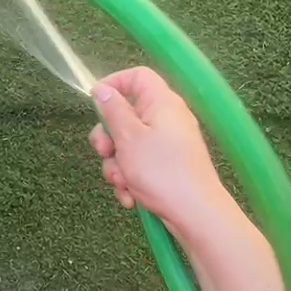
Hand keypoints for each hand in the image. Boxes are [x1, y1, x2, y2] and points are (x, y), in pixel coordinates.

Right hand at [89, 67, 241, 235]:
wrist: (195, 215)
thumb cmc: (161, 170)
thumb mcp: (128, 137)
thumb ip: (112, 110)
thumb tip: (101, 89)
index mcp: (162, 103)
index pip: (137, 76)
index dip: (114, 83)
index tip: (95, 103)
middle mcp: (166, 119)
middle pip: (125, 114)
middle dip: (108, 137)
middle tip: (104, 152)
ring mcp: (167, 144)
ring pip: (127, 143)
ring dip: (116, 164)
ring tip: (122, 182)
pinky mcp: (166, 166)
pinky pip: (138, 163)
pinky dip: (129, 178)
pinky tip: (129, 196)